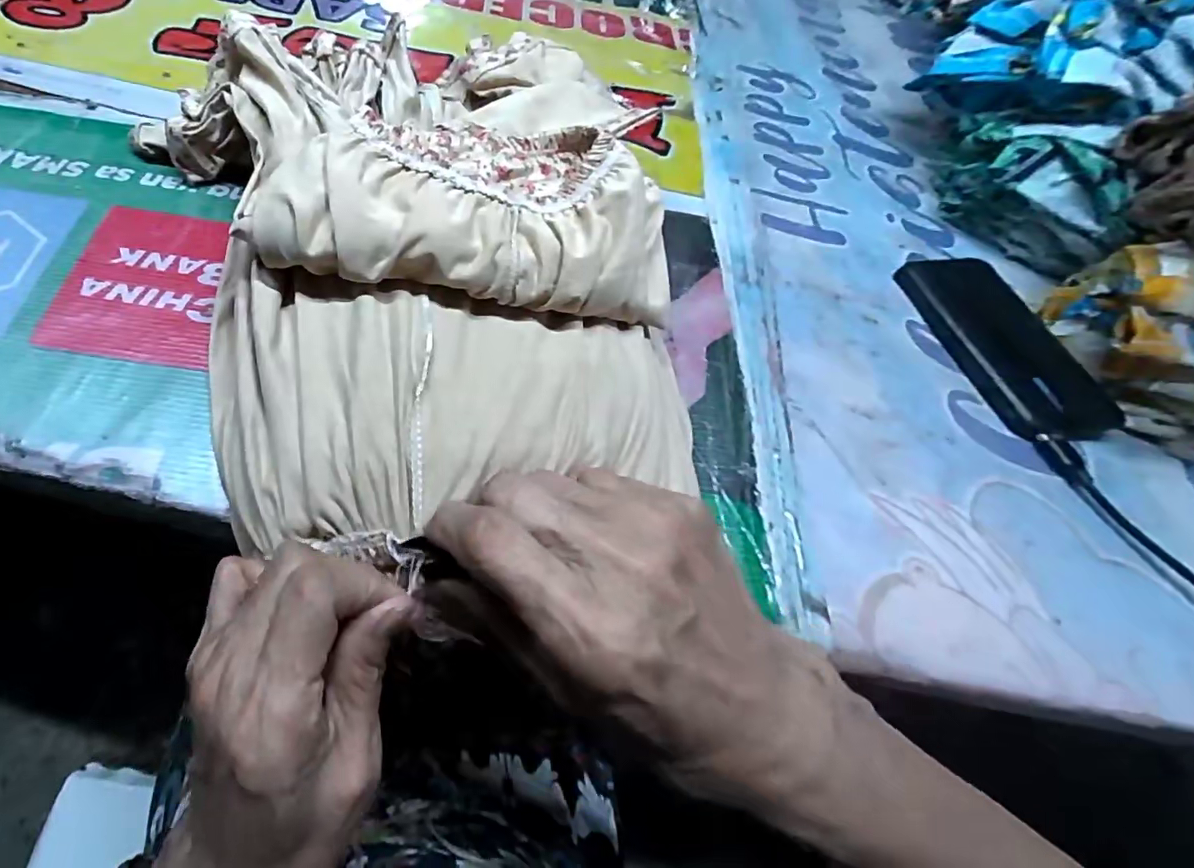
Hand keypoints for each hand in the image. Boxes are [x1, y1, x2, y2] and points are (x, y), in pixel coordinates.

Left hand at [160, 544, 414, 867]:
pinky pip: (233, 580)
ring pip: (264, 564)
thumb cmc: (305, 822)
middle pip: (290, 565)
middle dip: (344, 575)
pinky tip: (293, 614)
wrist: (231, 855)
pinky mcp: (201, 648)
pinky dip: (270, 579)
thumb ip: (365, 671)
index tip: (396, 606)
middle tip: (373, 610)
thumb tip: (397, 601)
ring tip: (337, 614)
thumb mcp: (357, 762)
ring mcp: (208, 652)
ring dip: (312, 576)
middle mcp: (231, 663)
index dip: (361, 581)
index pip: (312, 588)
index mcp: (274, 700)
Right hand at [423, 469, 845, 808]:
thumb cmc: (651, 719)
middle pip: (510, 489)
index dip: (448, 527)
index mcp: (585, 623)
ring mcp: (654, 521)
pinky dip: (571, 498)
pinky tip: (590, 532)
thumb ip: (488, 623)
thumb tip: (429, 580)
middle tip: (491, 542)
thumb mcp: (559, 691)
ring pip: (545, 474)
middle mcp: (618, 559)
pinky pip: (590, 475)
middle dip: (483, 510)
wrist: (763, 708)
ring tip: (543, 537)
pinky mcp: (678, 502)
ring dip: (526, 502)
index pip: (489, 536)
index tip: (441, 539)